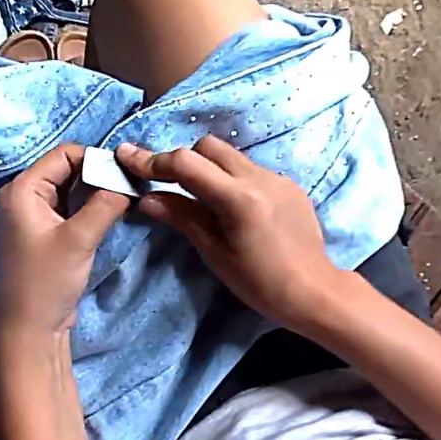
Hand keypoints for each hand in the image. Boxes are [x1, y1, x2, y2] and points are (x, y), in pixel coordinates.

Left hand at [0, 145, 131, 338]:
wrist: (33, 327)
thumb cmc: (48, 281)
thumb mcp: (79, 239)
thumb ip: (105, 205)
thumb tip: (129, 181)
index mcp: (23, 190)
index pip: (64, 154)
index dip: (96, 159)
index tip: (126, 174)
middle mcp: (25, 196)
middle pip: (68, 169)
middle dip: (99, 175)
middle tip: (131, 186)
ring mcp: (35, 216)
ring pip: (72, 190)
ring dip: (97, 192)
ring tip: (127, 199)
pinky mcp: (47, 233)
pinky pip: (71, 208)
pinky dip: (91, 208)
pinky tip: (112, 214)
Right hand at [116, 137, 346, 331]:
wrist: (313, 291)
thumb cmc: (260, 283)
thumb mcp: (215, 254)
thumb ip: (183, 218)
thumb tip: (147, 198)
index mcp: (238, 198)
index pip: (186, 163)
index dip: (152, 160)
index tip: (126, 156)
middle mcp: (259, 178)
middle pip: (208, 147)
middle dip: (183, 160)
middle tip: (168, 184)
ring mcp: (278, 178)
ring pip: (232, 156)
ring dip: (210, 168)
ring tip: (202, 198)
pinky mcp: (290, 185)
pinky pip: (253, 170)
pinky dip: (234, 180)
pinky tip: (236, 209)